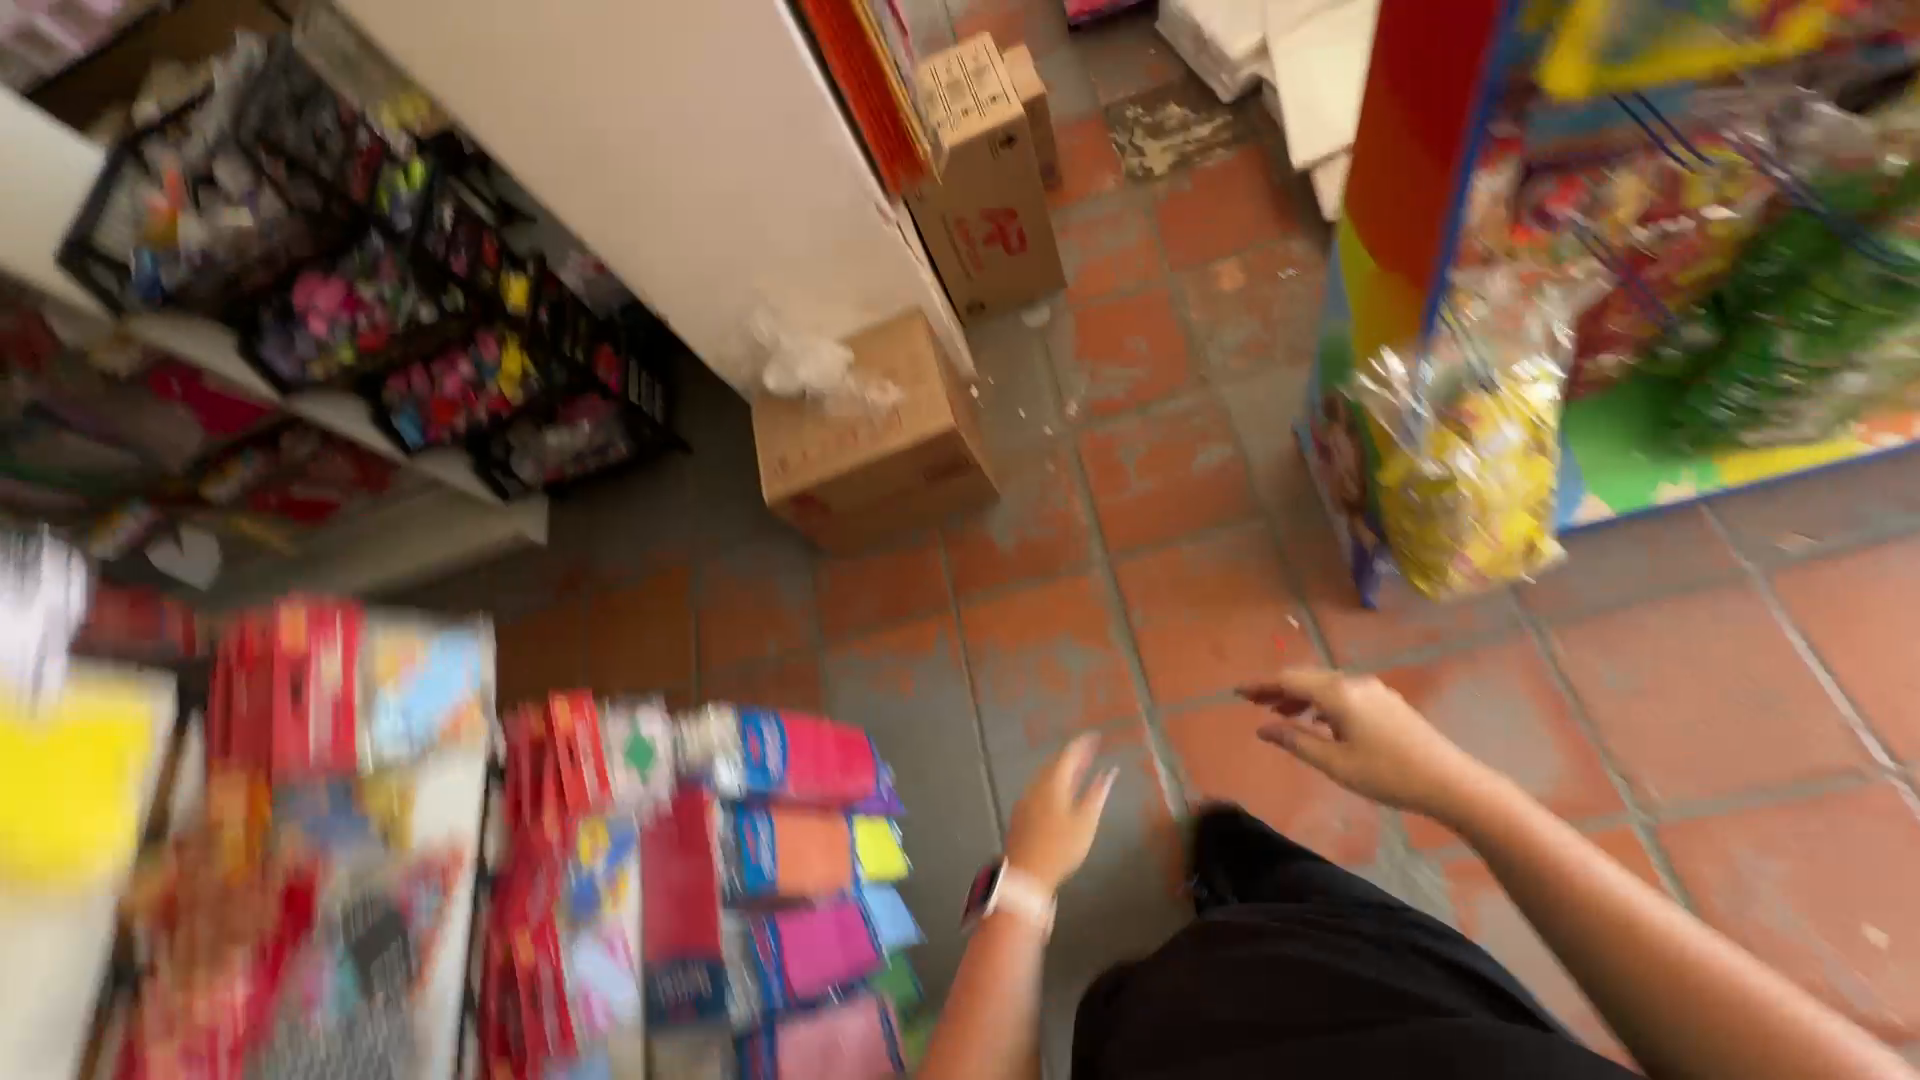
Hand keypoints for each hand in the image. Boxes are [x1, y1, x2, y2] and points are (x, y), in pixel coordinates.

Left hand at [1004, 734, 1118, 891]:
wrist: (1026, 873)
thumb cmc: (1061, 847)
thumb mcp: (1086, 822)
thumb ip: (1097, 794)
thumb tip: (1109, 772)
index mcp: (1052, 783)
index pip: (1068, 754)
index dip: (1082, 744)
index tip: (1095, 737)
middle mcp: (1037, 786)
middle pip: (1055, 763)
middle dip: (1074, 756)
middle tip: (1090, 752)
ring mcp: (1027, 799)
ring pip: (1046, 776)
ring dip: (1063, 770)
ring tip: (1080, 770)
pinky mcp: (1022, 813)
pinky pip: (1040, 788)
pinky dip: (1054, 783)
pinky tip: (1062, 792)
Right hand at [1236, 667, 1490, 819]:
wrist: (1452, 783)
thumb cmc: (1388, 775)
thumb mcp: (1335, 763)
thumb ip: (1296, 741)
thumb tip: (1263, 727)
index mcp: (1339, 694)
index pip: (1289, 680)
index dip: (1260, 685)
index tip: (1237, 693)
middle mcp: (1355, 683)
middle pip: (1307, 678)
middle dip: (1278, 688)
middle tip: (1254, 703)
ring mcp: (1374, 691)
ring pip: (1326, 685)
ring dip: (1300, 696)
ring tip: (1281, 715)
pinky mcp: (1387, 703)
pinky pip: (1343, 693)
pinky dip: (1321, 702)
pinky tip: (1319, 721)